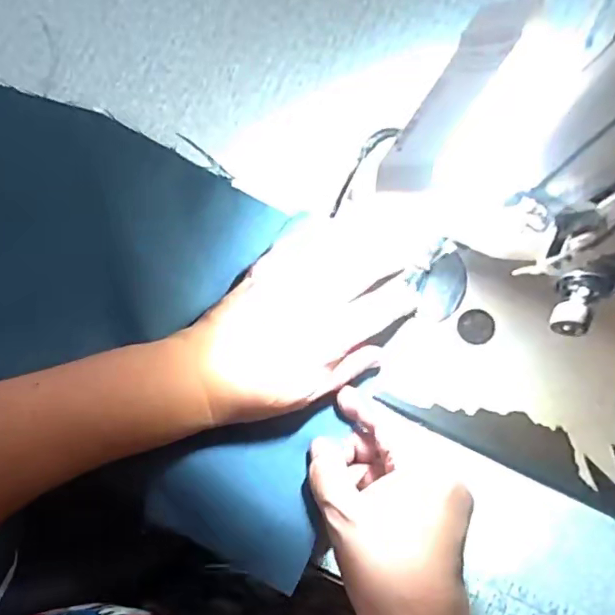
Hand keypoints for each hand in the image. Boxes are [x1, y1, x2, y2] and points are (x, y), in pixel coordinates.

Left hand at [172, 220, 419, 425]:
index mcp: (331, 335)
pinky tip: (329, 221)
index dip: (404, 298)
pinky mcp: (262, 272)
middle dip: (396, 253)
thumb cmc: (254, 393)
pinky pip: (294, 242)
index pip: (382, 308)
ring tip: (387, 221)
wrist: (200, 374)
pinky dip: (315, 229)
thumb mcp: (305, 394)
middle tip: (413, 246)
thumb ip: (345, 369)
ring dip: (365, 232)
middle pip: (367, 266)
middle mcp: (316, 300)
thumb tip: (379, 352)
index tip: (413, 293)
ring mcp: (288, 281)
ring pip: (335, 247)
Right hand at [308, 388, 476, 614]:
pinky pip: (403, 492)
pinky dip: (375, 492)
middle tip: (322, 464)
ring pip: (395, 473)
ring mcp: (447, 502)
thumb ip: (326, 471)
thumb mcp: (343, 511)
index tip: (341, 393)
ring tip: (332, 491)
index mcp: (429, 469)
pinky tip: (350, 505)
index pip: (389, 428)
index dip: (361, 410)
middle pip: (391, 451)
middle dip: (355, 454)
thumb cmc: (380, 563)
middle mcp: (446, 479)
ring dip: (362, 476)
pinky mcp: (440, 522)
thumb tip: (320, 446)